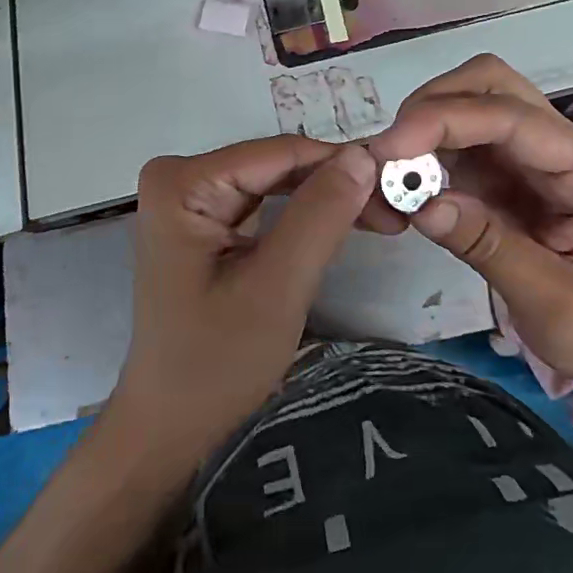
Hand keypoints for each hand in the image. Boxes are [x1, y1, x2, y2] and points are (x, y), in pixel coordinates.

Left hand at [113, 136, 376, 448]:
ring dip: (323, 199)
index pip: (276, 153)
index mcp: (181, 183)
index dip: (342, 163)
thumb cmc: (216, 361)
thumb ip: (318, 216)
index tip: (400, 184)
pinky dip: (300, 216)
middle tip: (397, 211)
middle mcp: (177, 178)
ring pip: (271, 183)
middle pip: (273, 165)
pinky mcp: (199, 223)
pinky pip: (259, 205)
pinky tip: (339, 225)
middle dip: (334, 184)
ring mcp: (185, 200)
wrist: (171, 420)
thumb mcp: (276, 287)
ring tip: (382, 219)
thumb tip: (362, 156)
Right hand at [366, 55, 572, 398]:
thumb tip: (422, 204)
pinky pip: (457, 143)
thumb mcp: (559, 307)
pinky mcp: (509, 173)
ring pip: (467, 106)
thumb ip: (490, 248)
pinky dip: (423, 155)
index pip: (512, 116)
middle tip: (387, 157)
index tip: (387, 151)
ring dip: (421, 131)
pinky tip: (406, 188)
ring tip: (390, 179)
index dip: (444, 121)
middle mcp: (568, 146)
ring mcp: (537, 156)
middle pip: (490, 86)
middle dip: (431, 108)